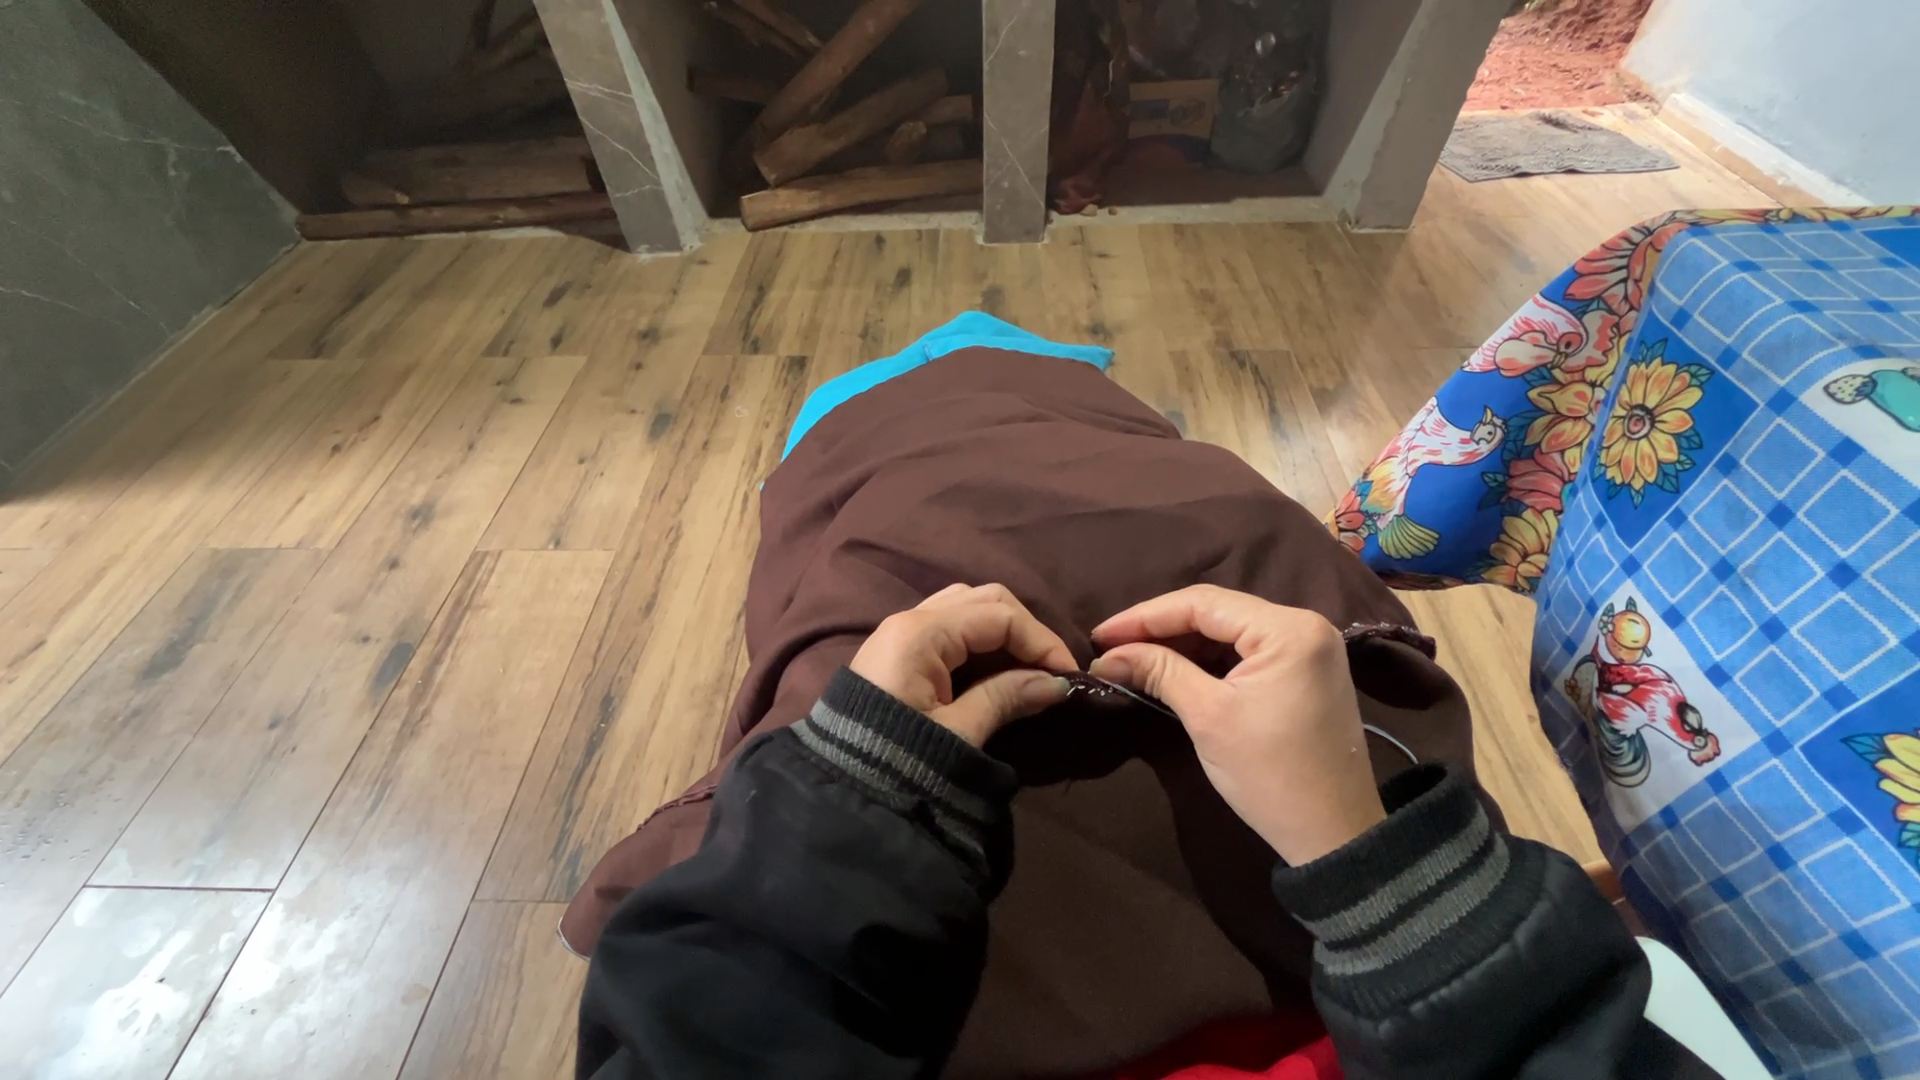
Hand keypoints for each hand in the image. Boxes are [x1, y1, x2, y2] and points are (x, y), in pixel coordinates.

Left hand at [851, 584, 1077, 746]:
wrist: (837, 787)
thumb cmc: (897, 758)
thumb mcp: (958, 733)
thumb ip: (1006, 697)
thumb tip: (1055, 684)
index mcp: (922, 632)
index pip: (999, 615)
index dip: (1041, 641)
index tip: (1067, 676)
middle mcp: (911, 619)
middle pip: (984, 599)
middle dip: (1024, 628)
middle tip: (1050, 669)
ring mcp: (901, 632)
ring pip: (966, 607)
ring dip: (1002, 629)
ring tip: (1027, 666)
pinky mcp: (898, 651)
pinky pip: (949, 625)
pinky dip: (979, 637)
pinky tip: (996, 665)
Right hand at [1090, 585, 1385, 864]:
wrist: (1335, 835)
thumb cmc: (1270, 775)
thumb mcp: (1208, 718)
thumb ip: (1159, 672)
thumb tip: (1107, 655)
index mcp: (1288, 630)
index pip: (1202, 603)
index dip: (1144, 616)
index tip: (1100, 634)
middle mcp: (1303, 625)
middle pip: (1214, 611)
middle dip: (1158, 628)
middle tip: (1110, 645)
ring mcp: (1306, 647)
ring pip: (1225, 629)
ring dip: (1178, 643)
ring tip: (1130, 656)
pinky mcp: (1301, 670)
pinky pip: (1242, 649)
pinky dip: (1204, 659)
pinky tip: (1169, 667)